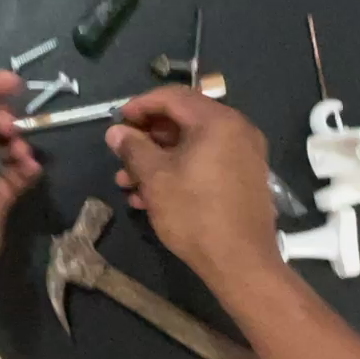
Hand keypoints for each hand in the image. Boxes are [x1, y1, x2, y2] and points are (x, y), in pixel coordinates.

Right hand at [105, 86, 282, 286]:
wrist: (240, 261)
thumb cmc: (194, 213)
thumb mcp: (155, 178)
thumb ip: (133, 148)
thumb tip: (116, 132)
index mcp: (218, 121)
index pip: (174, 97)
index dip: (140, 106)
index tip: (117, 120)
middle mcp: (236, 131)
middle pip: (183, 122)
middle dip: (146, 139)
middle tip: (120, 153)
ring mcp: (243, 157)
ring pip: (191, 148)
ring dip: (157, 161)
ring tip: (126, 183)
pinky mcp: (242, 181)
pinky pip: (205, 165)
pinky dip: (178, 173)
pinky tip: (149, 197)